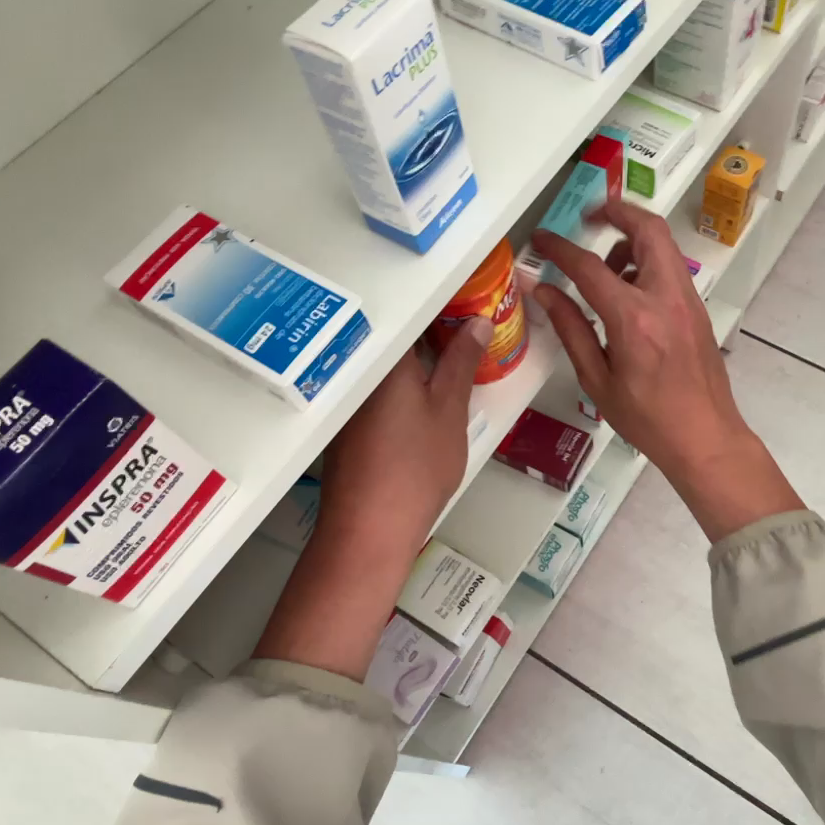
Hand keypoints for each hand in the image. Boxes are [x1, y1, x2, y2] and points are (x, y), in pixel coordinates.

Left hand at [320, 318, 490, 549]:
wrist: (370, 528)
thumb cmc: (416, 467)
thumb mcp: (449, 410)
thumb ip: (462, 362)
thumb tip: (478, 321)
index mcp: (385, 358)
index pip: (413, 310)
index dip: (444, 300)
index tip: (473, 295)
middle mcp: (358, 369)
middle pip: (397, 334)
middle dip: (434, 326)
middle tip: (472, 325)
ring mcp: (348, 396)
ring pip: (386, 360)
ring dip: (418, 353)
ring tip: (455, 352)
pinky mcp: (346, 420)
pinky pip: (377, 384)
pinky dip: (401, 379)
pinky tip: (424, 389)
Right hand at [531, 199, 801, 540]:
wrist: (705, 438)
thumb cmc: (646, 419)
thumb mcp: (598, 380)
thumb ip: (572, 329)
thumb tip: (545, 291)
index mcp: (634, 319)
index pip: (590, 268)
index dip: (561, 248)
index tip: (541, 238)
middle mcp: (666, 298)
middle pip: (647, 229)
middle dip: (616, 212)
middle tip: (588, 218)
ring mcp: (688, 301)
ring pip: (664, 245)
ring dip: (633, 241)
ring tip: (605, 271)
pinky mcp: (698, 310)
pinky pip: (671, 269)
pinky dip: (647, 263)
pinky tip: (628, 296)